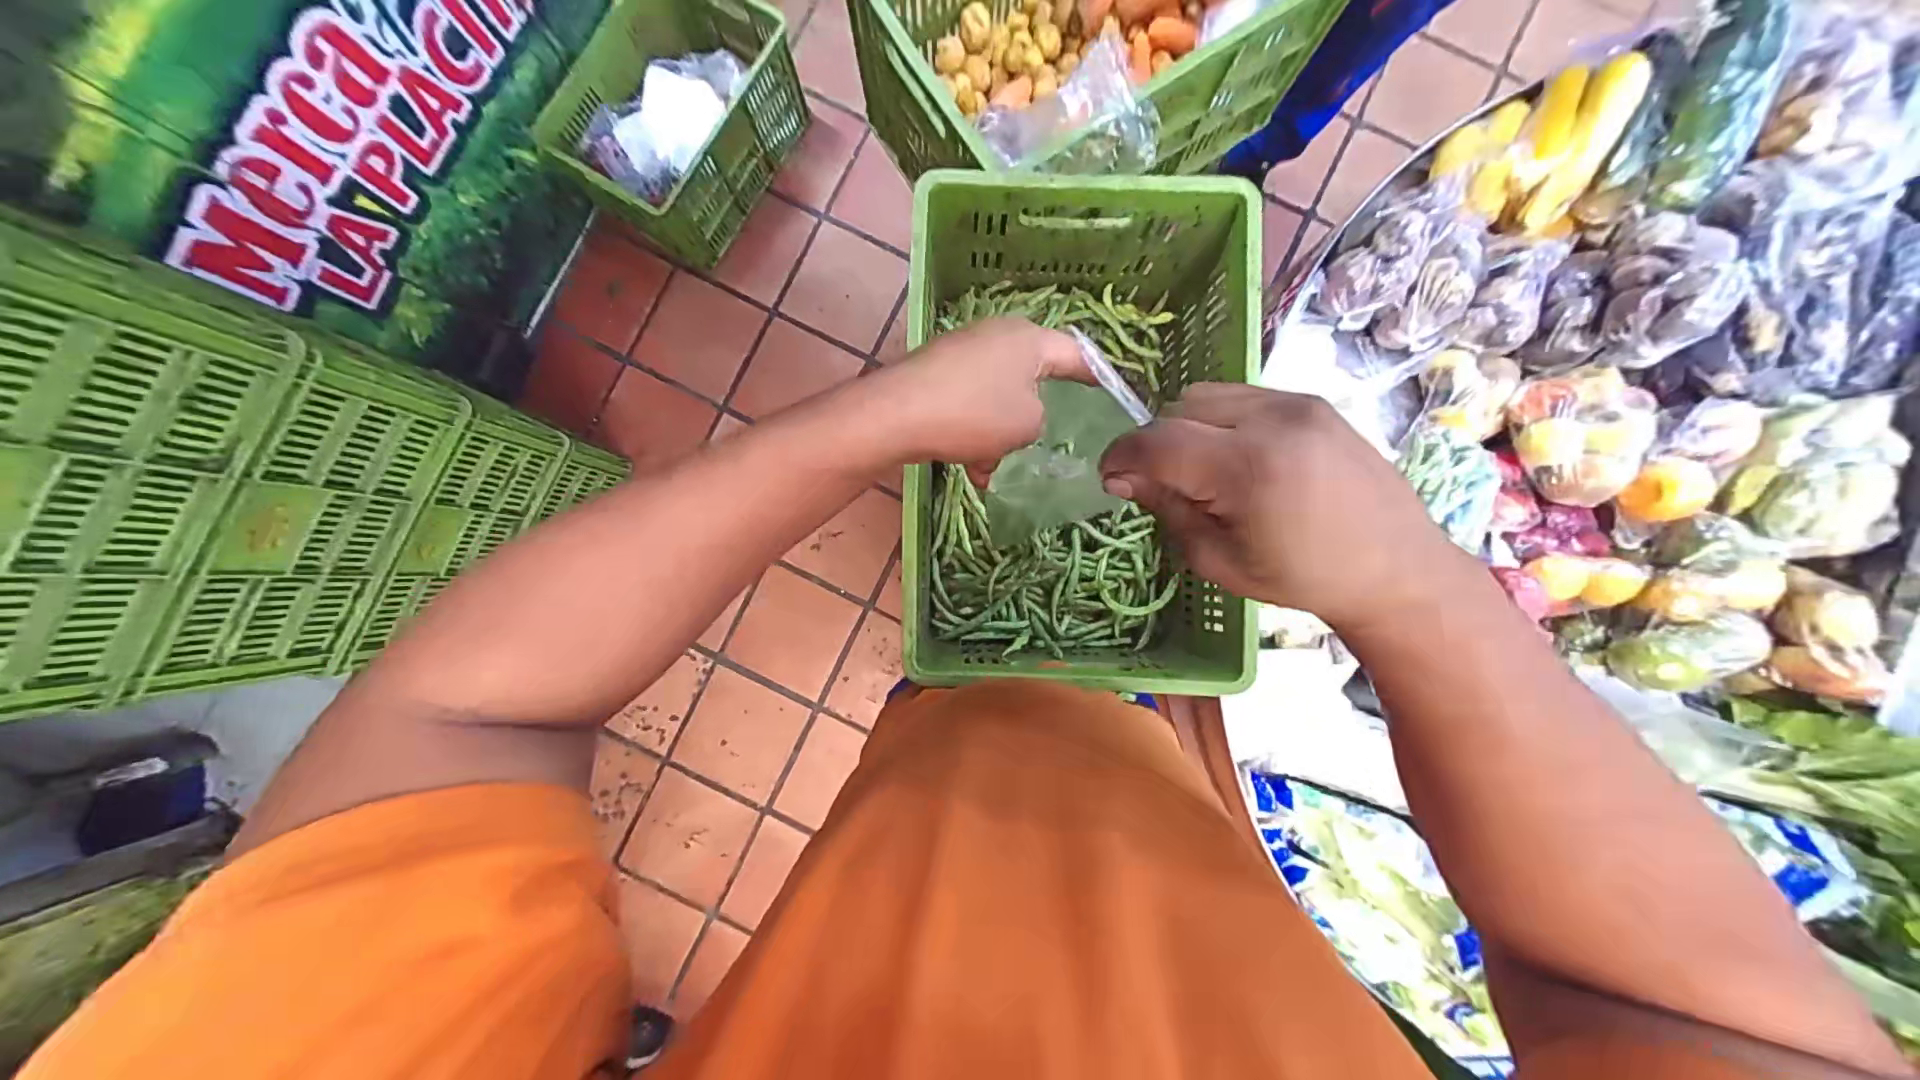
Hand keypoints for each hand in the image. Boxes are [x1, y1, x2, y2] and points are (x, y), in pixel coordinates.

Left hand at [863, 317, 1086, 469]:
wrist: (896, 415)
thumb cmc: (975, 414)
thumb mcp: (1028, 423)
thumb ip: (1041, 418)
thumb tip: (1023, 416)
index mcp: (1030, 338)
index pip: (1078, 354)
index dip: (1098, 376)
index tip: (1111, 393)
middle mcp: (998, 335)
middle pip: (1033, 378)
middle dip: (1034, 416)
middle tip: (1041, 443)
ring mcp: (964, 352)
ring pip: (999, 398)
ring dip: (1001, 435)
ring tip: (992, 469)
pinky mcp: (939, 372)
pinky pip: (972, 403)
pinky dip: (975, 433)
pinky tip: (971, 468)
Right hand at [1099, 384, 1476, 632]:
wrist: (1395, 566)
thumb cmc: (1302, 577)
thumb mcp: (1217, 560)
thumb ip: (1167, 510)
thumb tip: (1125, 479)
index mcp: (1248, 468)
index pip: (1157, 441)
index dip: (1121, 456)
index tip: (1110, 480)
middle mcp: (1272, 420)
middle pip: (1177, 409)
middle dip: (1154, 444)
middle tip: (1159, 483)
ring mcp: (1296, 403)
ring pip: (1205, 395)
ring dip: (1185, 427)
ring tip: (1200, 469)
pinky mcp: (1310, 401)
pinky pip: (1240, 396)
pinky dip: (1218, 420)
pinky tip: (1234, 456)